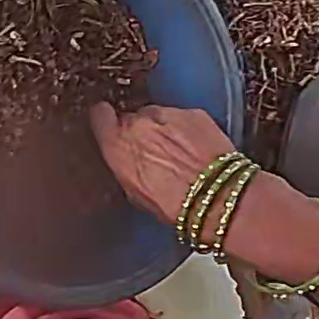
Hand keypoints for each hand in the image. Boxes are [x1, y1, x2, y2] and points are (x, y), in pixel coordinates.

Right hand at [90, 102, 318, 281]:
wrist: (218, 199)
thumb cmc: (178, 205)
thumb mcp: (135, 193)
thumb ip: (123, 166)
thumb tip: (124, 159)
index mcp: (117, 145)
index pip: (99, 115)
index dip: (105, 121)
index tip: (109, 126)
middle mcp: (139, 124)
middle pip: (131, 117)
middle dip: (139, 132)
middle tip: (153, 154)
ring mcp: (167, 115)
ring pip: (157, 115)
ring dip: (164, 129)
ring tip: (179, 155)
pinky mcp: (193, 113)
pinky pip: (182, 116)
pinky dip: (187, 129)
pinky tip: (196, 151)